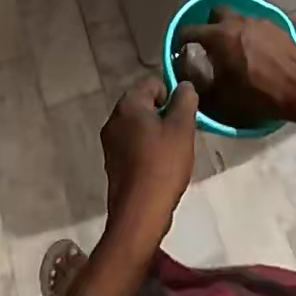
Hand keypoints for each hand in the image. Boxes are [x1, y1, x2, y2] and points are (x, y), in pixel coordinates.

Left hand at [101, 76, 197, 246]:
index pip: (152, 83)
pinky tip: (159, 168)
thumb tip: (184, 86)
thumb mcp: (182, 128)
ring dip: (156, 133)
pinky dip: (146, 150)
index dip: (171, 96)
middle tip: (180, 135)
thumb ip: (185, 100)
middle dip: (164, 115)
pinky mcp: (112, 162)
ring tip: (172, 153)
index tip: (183, 117)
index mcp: (128, 104)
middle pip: (144, 104)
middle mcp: (114, 118)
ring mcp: (110, 141)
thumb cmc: (163, 164)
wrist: (139, 213)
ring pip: (139, 125)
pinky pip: (132, 145)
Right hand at [175, 5, 295, 127]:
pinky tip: (256, 53)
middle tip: (211, 44)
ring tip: (235, 50)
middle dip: (210, 26)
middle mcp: (236, 21)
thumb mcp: (223, 97)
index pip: (190, 30)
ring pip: (237, 18)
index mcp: (219, 36)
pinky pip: (255, 25)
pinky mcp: (276, 26)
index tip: (182, 49)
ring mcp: (258, 21)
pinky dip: (250, 35)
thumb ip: (201, 85)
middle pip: (216, 14)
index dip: (182, 39)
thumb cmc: (259, 94)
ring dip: (231, 30)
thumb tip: (189, 79)